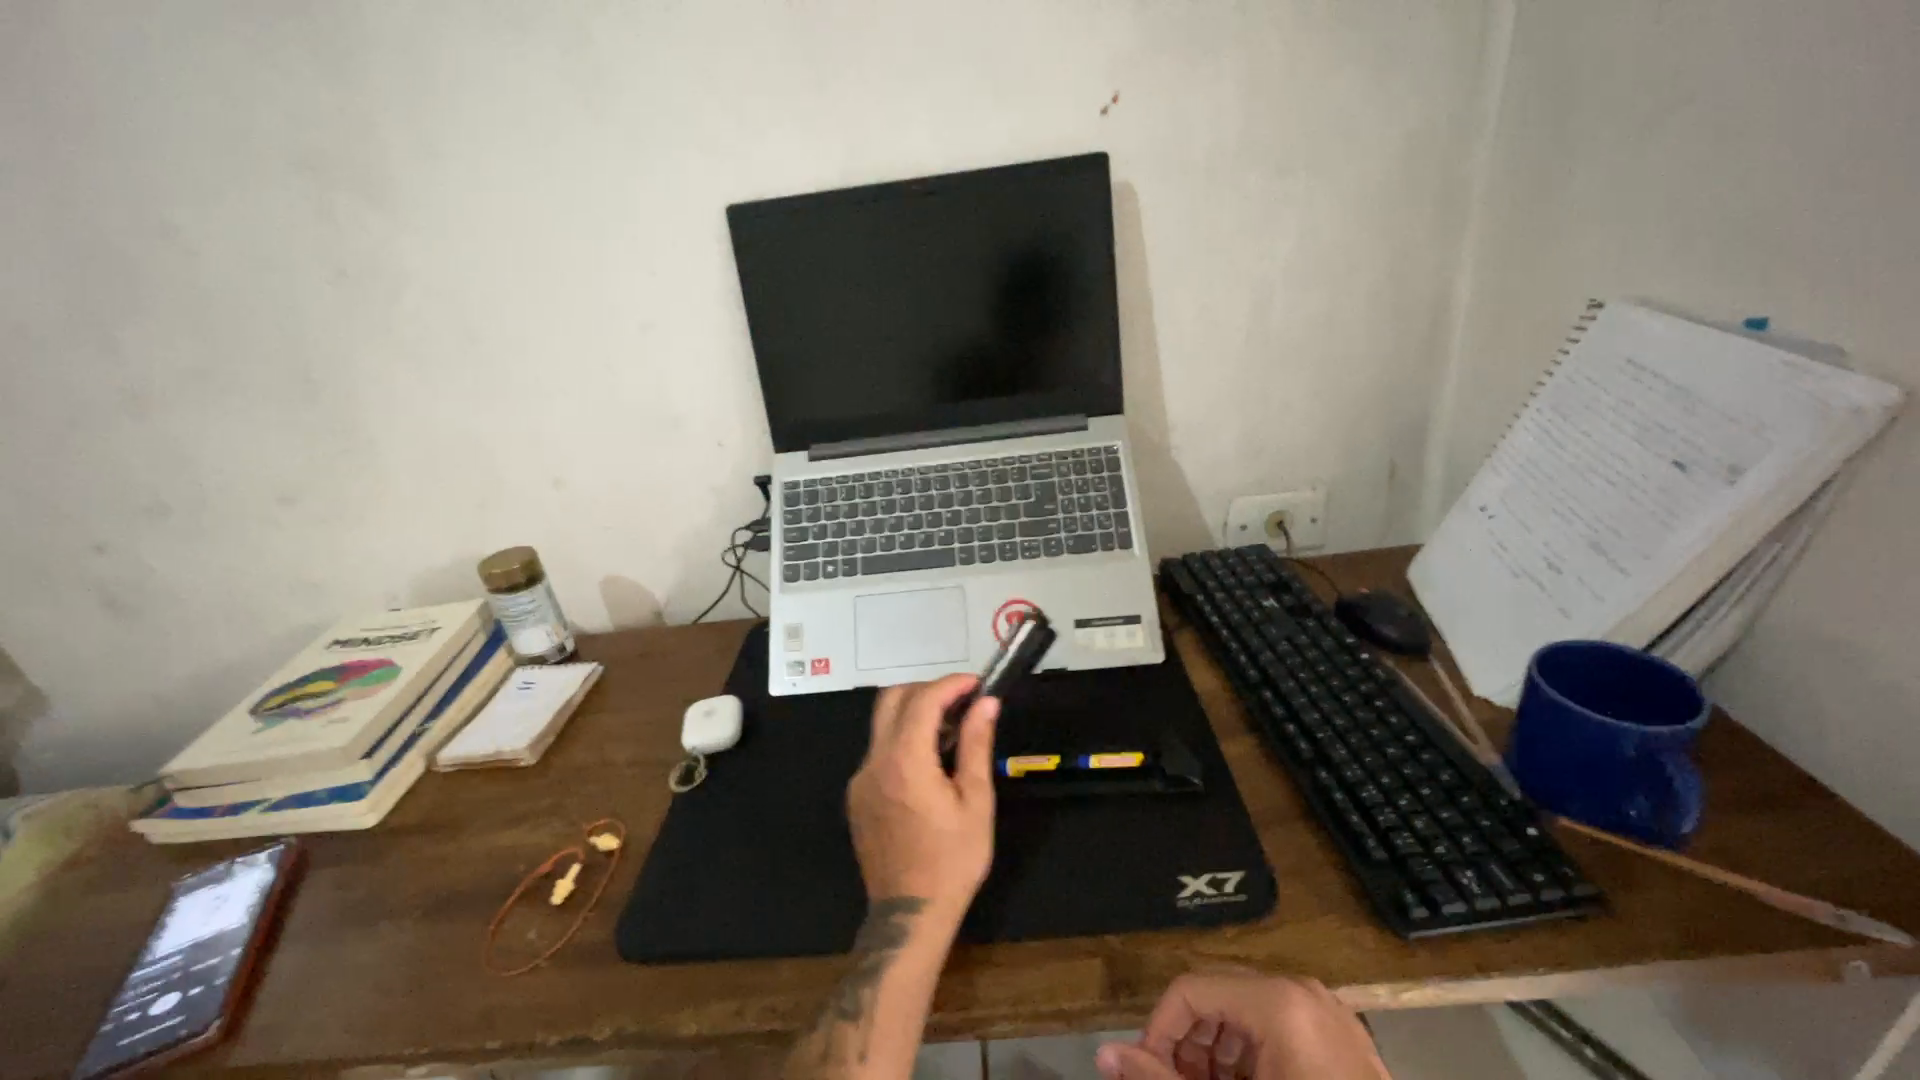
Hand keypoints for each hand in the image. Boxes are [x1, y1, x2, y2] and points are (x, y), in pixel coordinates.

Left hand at [847, 675, 999, 917]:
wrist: (910, 913)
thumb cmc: (953, 860)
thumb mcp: (976, 802)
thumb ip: (976, 746)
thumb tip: (986, 704)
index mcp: (905, 761)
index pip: (923, 700)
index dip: (951, 684)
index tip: (978, 685)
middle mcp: (873, 762)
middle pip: (892, 700)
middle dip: (928, 690)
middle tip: (962, 703)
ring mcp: (860, 779)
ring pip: (881, 725)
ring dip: (914, 715)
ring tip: (951, 734)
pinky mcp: (856, 796)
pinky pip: (877, 752)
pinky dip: (902, 742)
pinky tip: (928, 766)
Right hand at [1096, 972, 1389, 1079]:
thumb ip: (1163, 1078)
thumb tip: (1104, 1054)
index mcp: (1275, 1000)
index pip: (1190, 990)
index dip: (1158, 1030)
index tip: (1146, 1072)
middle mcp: (1301, 991)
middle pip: (1218, 997)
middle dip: (1187, 1044)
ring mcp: (1327, 1013)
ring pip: (1247, 1014)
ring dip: (1215, 1053)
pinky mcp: (1342, 1038)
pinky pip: (1280, 1030)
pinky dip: (1251, 1057)